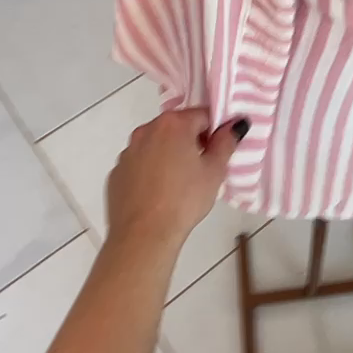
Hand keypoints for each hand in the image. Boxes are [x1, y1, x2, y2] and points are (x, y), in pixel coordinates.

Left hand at [105, 109, 246, 254]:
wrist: (143, 236)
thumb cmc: (184, 200)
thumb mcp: (214, 171)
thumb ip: (226, 142)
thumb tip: (235, 124)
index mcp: (173, 124)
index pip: (203, 116)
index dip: (215, 132)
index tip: (218, 153)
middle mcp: (147, 130)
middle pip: (177, 127)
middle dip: (191, 142)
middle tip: (202, 169)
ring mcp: (128, 152)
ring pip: (156, 145)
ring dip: (169, 155)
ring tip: (179, 184)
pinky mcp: (116, 173)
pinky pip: (139, 164)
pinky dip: (150, 171)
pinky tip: (158, 194)